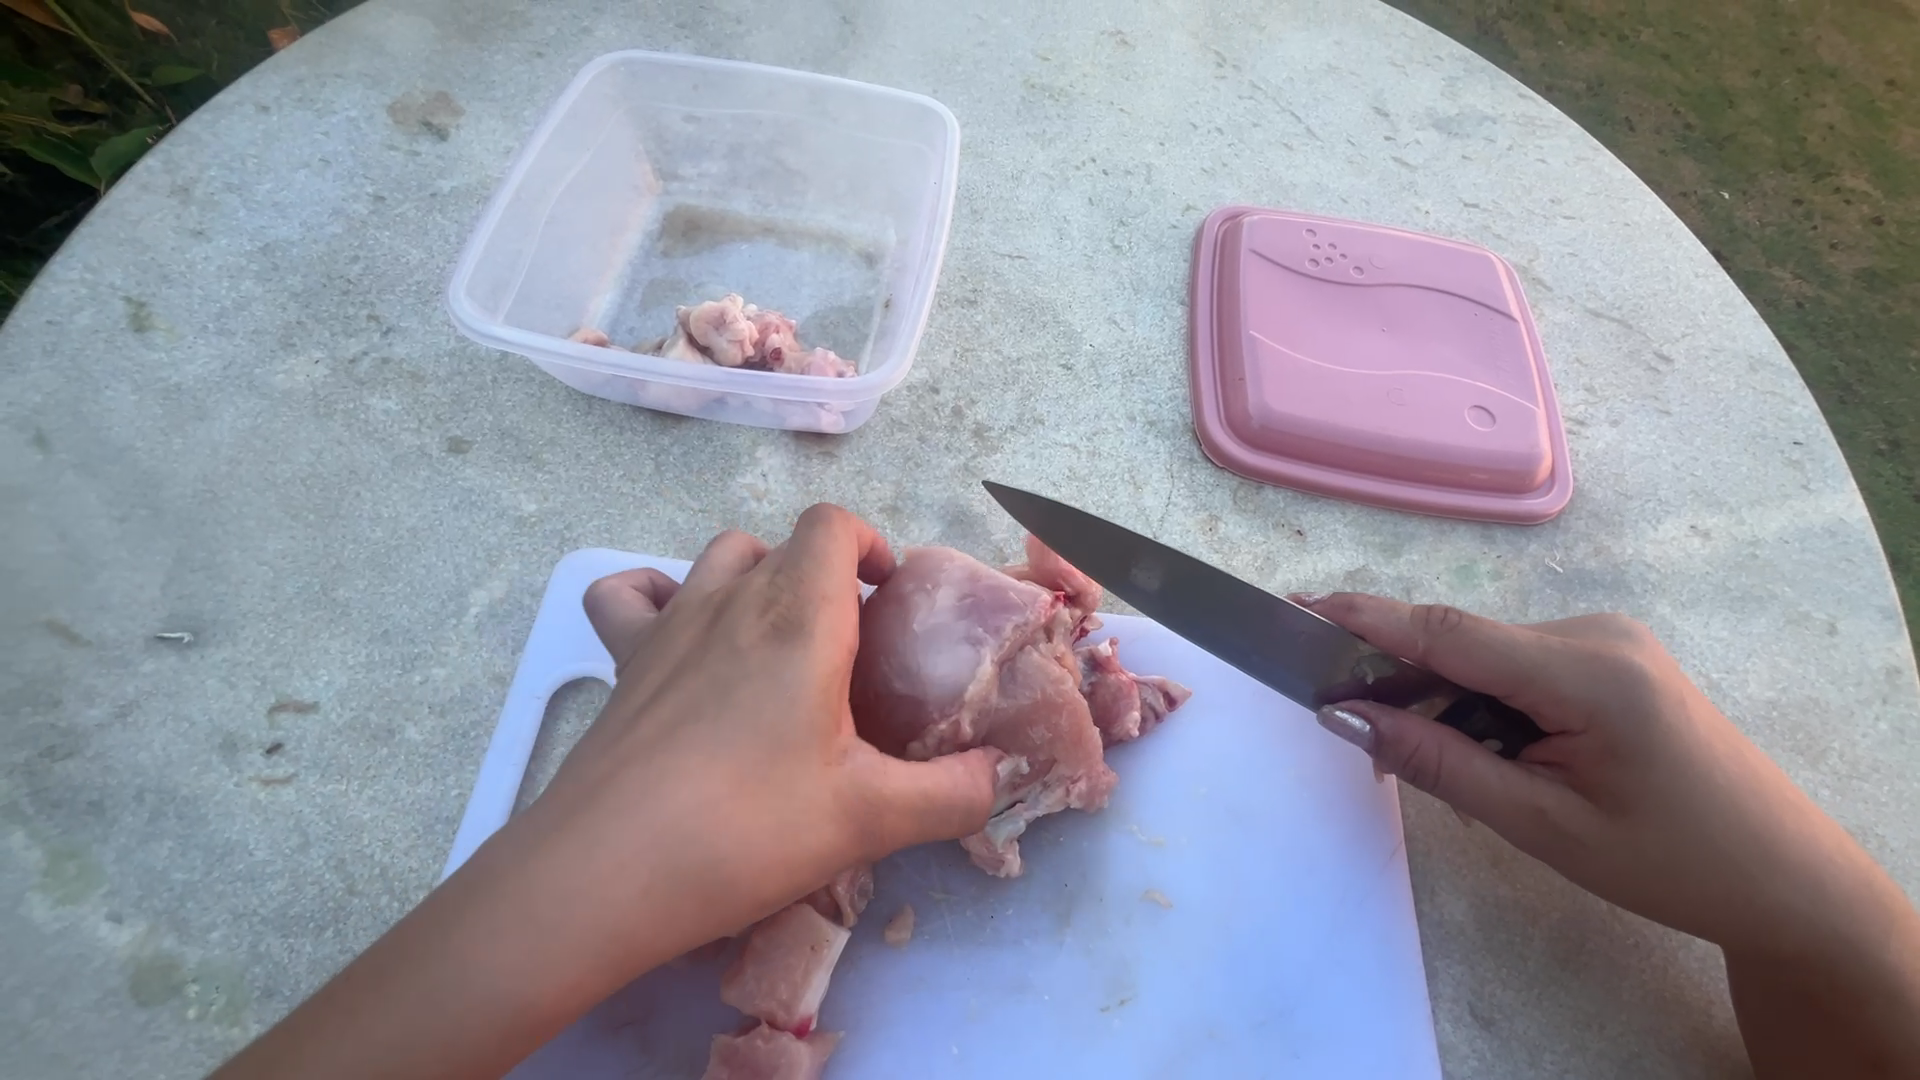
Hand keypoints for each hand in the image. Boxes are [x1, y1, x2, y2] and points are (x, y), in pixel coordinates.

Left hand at [516, 504, 1001, 972]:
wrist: (602, 876)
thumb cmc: (748, 829)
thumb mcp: (872, 818)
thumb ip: (955, 794)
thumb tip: (1001, 776)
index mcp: (800, 616)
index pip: (833, 525)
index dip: (869, 544)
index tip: (889, 601)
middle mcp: (734, 599)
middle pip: (787, 543)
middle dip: (829, 576)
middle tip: (848, 646)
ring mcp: (670, 623)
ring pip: (722, 556)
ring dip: (759, 576)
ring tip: (776, 639)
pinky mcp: (623, 659)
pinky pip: (633, 594)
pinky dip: (659, 595)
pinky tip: (680, 636)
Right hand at [1298, 593, 1919, 1076]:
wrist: (1791, 882)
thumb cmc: (1671, 864)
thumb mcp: (1540, 824)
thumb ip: (1436, 761)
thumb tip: (1344, 715)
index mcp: (1589, 674)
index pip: (1448, 632)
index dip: (1366, 617)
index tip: (1297, 605)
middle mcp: (1594, 635)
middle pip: (1457, 642)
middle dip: (1395, 678)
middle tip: (1351, 725)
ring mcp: (1602, 640)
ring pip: (1478, 653)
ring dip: (1436, 695)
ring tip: (1420, 753)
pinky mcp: (1603, 655)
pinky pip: (1507, 662)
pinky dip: (1471, 697)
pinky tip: (1476, 743)